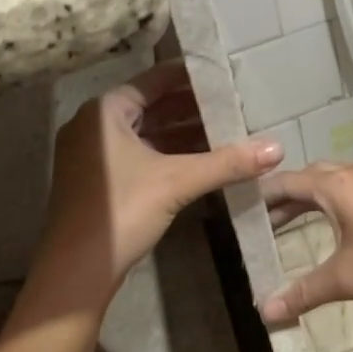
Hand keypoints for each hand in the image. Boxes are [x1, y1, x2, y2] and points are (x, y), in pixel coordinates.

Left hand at [41, 60, 283, 296]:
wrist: (75, 275)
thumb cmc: (120, 212)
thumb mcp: (178, 182)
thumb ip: (227, 162)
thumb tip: (278, 148)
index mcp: (106, 111)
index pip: (155, 79)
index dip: (192, 77)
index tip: (226, 77)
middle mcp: (95, 125)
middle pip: (152, 106)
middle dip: (193, 108)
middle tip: (233, 107)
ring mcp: (93, 155)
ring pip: (147, 133)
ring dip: (183, 133)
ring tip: (226, 132)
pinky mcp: (99, 182)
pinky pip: (139, 155)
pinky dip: (169, 154)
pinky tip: (201, 162)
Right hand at [257, 162, 352, 324]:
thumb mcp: (341, 279)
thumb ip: (300, 293)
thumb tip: (263, 312)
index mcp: (335, 186)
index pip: (286, 182)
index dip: (261, 195)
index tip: (238, 208)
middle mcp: (350, 174)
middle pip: (305, 177)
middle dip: (280, 197)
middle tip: (256, 220)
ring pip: (326, 181)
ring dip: (303, 198)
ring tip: (281, 224)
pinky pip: (343, 187)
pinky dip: (324, 200)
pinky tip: (322, 223)